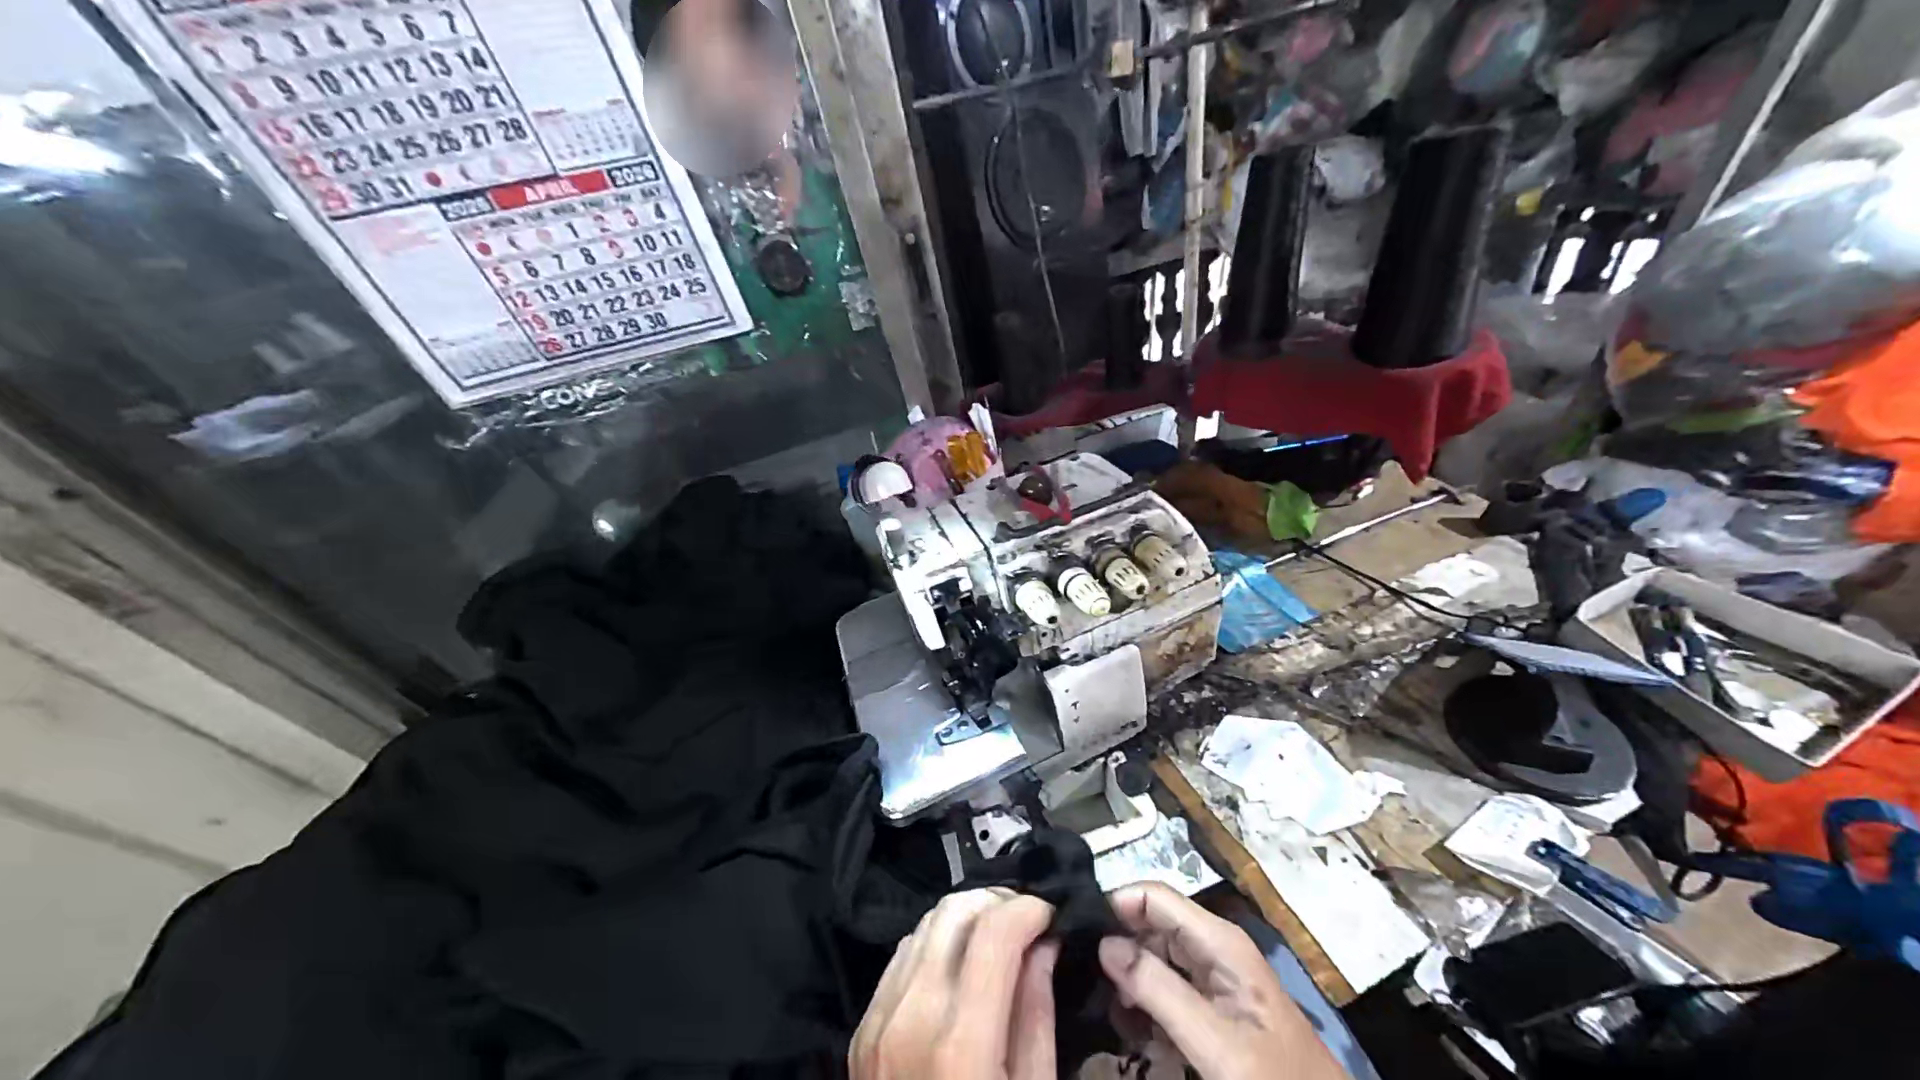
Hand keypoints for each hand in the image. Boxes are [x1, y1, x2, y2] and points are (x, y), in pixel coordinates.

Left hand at [851, 888, 1060, 1079]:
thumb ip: (1036, 1012)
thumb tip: (1042, 943)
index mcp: (959, 1045)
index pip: (994, 932)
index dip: (1029, 909)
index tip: (1051, 915)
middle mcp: (910, 1017)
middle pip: (953, 912)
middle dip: (996, 904)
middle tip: (1026, 925)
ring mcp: (877, 1021)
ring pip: (924, 925)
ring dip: (965, 920)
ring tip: (996, 943)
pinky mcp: (862, 1029)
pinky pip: (902, 958)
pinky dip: (936, 947)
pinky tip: (959, 971)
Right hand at [1100, 883, 1348, 1079]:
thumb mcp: (1215, 1043)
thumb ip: (1157, 990)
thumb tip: (1103, 942)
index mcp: (1219, 941)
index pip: (1154, 896)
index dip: (1116, 906)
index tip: (1079, 936)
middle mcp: (1214, 948)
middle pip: (1150, 926)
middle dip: (1117, 949)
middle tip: (1087, 984)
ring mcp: (1213, 979)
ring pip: (1153, 959)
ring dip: (1128, 983)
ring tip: (1108, 1014)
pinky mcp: (1212, 1008)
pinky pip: (1165, 991)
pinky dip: (1144, 1007)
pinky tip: (1133, 1033)